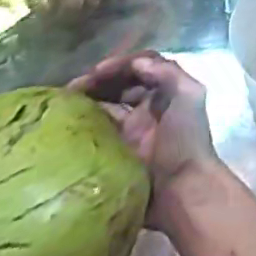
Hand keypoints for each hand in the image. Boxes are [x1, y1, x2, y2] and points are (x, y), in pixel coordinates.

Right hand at [69, 52, 222, 225]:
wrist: (184, 192)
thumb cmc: (187, 140)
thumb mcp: (189, 97)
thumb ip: (168, 73)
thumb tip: (137, 62)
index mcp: (165, 93)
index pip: (139, 68)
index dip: (119, 65)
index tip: (98, 70)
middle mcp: (147, 109)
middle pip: (120, 86)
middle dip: (100, 81)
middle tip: (75, 85)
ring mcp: (132, 133)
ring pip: (107, 108)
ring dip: (90, 99)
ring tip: (66, 99)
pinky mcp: (119, 156)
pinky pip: (99, 135)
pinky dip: (86, 125)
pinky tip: (69, 122)